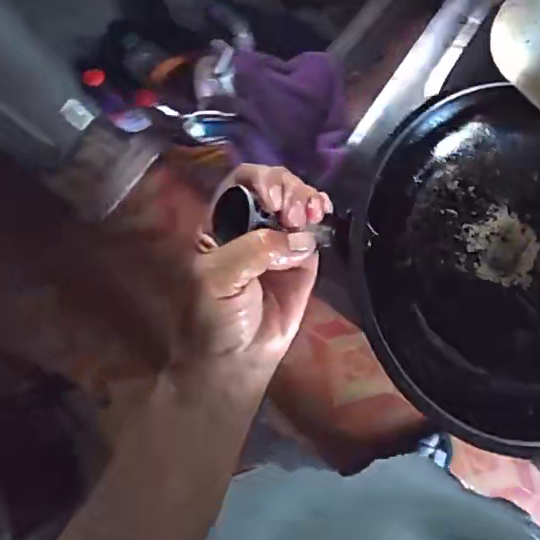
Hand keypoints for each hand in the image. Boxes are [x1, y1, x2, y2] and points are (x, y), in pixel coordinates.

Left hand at [178, 165, 327, 396]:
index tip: (273, 200)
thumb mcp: (219, 279)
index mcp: (221, 220)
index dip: (261, 180)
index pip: (241, 181)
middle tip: (294, 216)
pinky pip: (315, 225)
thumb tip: (298, 238)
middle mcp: (251, 221)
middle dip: (289, 190)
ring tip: (311, 216)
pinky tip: (323, 214)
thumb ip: (253, 250)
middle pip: (275, 183)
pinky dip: (322, 212)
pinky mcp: (304, 255)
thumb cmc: (216, 317)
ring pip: (298, 199)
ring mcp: (279, 237)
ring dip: (308, 198)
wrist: (239, 358)